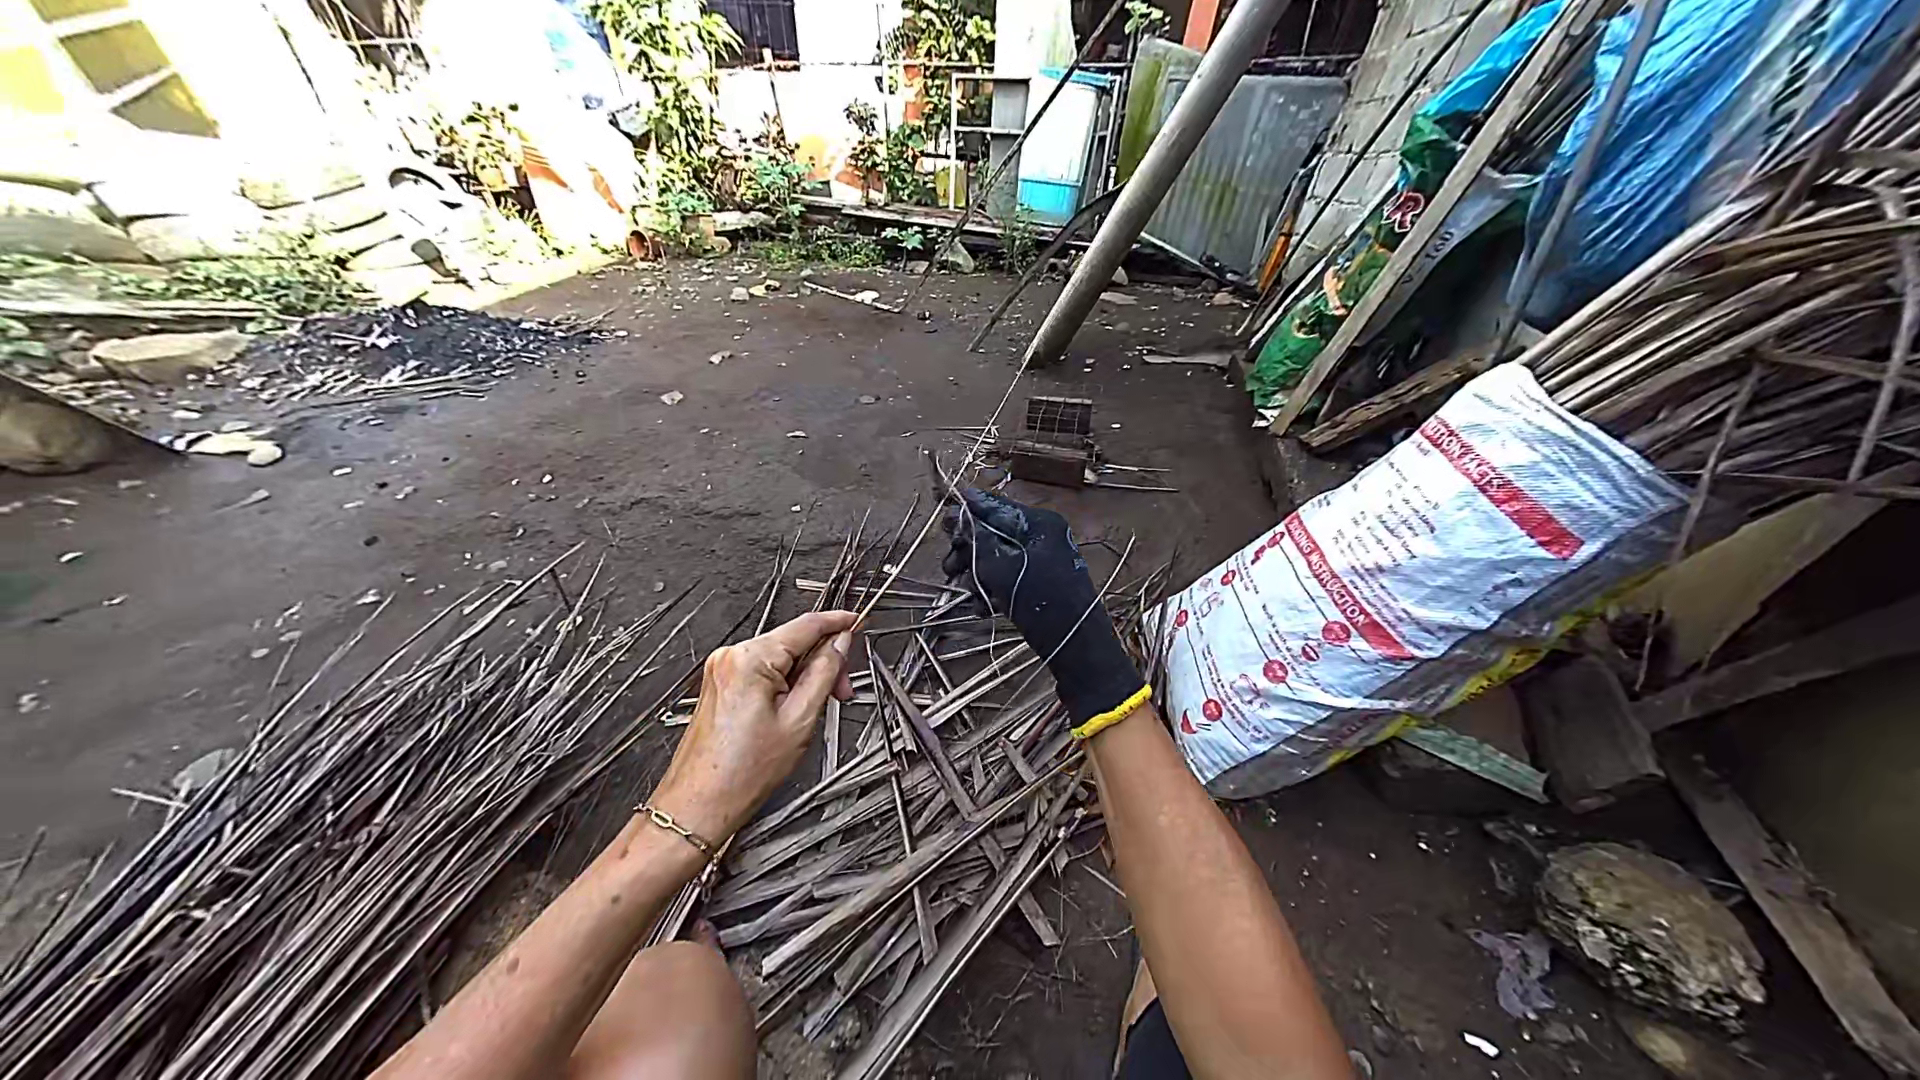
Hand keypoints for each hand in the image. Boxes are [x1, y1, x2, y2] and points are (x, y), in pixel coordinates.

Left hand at [649, 610, 856, 842]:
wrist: (700, 804)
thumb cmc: (740, 773)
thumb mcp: (800, 719)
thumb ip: (825, 672)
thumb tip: (840, 645)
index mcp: (750, 659)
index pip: (806, 625)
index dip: (838, 622)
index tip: (856, 622)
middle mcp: (731, 657)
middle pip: (794, 641)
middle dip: (824, 660)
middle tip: (843, 688)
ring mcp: (722, 669)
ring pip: (780, 656)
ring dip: (807, 674)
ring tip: (820, 704)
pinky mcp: (721, 683)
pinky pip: (764, 669)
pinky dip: (787, 681)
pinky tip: (796, 705)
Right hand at [942, 487, 1143, 726]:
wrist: (1075, 646)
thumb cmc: (1040, 602)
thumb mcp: (1000, 568)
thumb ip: (977, 539)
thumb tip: (959, 515)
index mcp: (1039, 524)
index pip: (997, 506)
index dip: (968, 510)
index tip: (944, 518)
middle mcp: (1043, 536)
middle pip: (995, 533)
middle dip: (968, 551)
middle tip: (949, 568)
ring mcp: (1043, 560)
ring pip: (998, 558)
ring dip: (976, 574)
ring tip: (965, 591)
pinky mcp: (1041, 583)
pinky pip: (1009, 577)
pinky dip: (992, 588)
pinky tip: (981, 607)